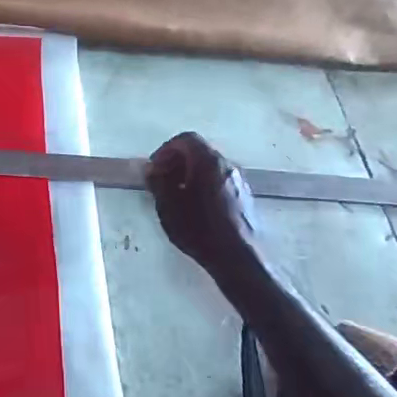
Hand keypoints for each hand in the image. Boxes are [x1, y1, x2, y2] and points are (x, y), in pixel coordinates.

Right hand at [146, 132, 257, 270]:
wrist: (239, 257)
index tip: (154, 168)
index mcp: (208, 162)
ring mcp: (238, 180)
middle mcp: (227, 165)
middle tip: (160, 182)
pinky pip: (218, 180)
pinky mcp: (244, 196)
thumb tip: (152, 169)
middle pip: (199, 150)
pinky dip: (202, 184)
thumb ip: (158, 183)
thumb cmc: (200, 230)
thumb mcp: (168, 207)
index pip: (186, 139)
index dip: (165, 150)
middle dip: (176, 162)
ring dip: (189, 174)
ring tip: (175, 197)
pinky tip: (194, 208)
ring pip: (209, 166)